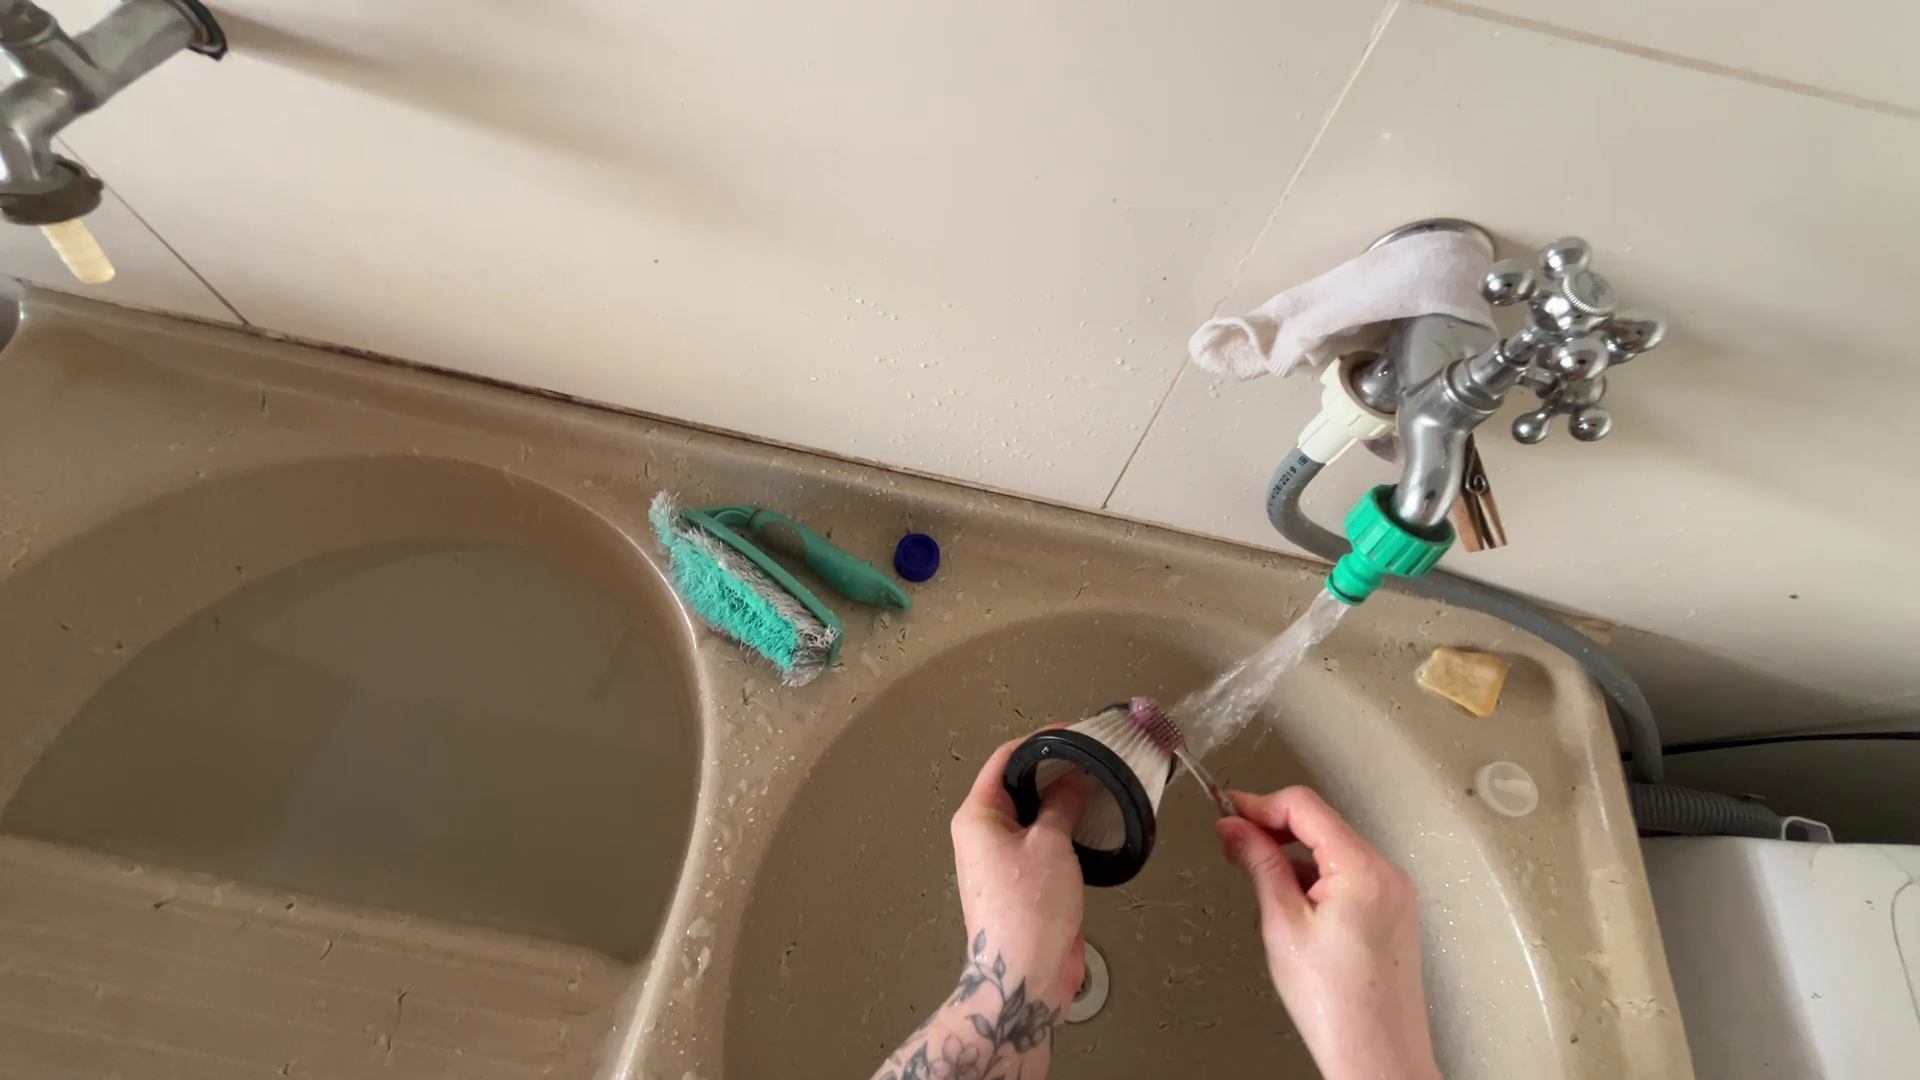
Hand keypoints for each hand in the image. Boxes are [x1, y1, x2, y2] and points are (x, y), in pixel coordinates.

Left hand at [950, 735, 1089, 1003]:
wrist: (1024, 980)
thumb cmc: (1028, 911)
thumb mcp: (1050, 844)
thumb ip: (1061, 803)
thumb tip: (1071, 779)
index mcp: (978, 815)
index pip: (1005, 759)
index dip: (1038, 741)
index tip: (1070, 732)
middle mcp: (983, 832)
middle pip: (1018, 783)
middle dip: (1052, 769)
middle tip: (1086, 756)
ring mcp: (1001, 856)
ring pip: (1032, 813)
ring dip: (1060, 799)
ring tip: (1092, 784)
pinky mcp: (1021, 878)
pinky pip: (1041, 839)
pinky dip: (1063, 826)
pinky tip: (1088, 821)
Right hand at [1217, 786, 1439, 1079]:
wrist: (1377, 1062)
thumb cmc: (1336, 1005)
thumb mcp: (1281, 922)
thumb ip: (1257, 862)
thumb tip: (1233, 827)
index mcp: (1363, 870)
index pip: (1304, 806)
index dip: (1260, 804)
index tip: (1229, 812)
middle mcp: (1386, 874)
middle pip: (1319, 822)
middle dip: (1272, 826)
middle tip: (1234, 843)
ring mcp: (1393, 893)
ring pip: (1330, 845)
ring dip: (1289, 850)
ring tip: (1257, 874)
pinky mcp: (1391, 910)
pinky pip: (1344, 870)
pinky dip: (1310, 871)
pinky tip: (1287, 897)